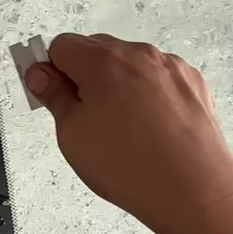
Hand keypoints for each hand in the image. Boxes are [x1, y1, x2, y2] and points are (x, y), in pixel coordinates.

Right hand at [25, 34, 232, 233]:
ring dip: (117, 84)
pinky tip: (148, 128)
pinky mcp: (193, 83)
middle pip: (97, 49)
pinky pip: (158, 77)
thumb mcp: (72, 134)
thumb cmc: (127, 165)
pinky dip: (147, 94)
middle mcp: (138, 54)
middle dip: (84, 75)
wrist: (193, 188)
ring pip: (129, 63)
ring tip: (121, 129)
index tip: (52, 95)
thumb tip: (39, 74)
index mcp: (102, 61)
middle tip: (84, 118)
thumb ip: (53, 96)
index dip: (51, 70)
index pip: (61, 46)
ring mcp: (170, 66)